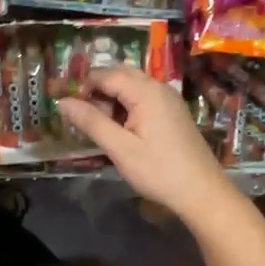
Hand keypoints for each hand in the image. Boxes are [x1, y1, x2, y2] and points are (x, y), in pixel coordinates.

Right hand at [55, 67, 237, 224]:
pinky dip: (126, 107)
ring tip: (100, 128)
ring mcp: (168, 99)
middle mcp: (159, 87)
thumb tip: (62, 103)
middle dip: (97, 91)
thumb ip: (91, 122)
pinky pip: (143, 98)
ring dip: (111, 100)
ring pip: (131, 87)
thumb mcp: (120, 148)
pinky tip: (120, 130)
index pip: (105, 74)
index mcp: (145, 91)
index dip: (83, 87)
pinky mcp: (172, 112)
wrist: (201, 191)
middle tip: (83, 119)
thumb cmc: (158, 171)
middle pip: (119, 75)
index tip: (69, 109)